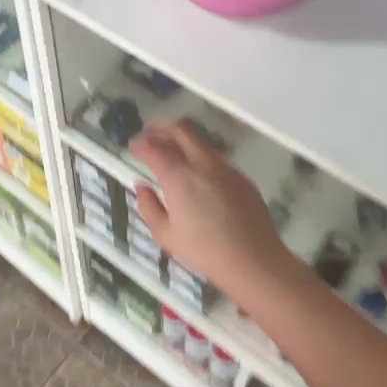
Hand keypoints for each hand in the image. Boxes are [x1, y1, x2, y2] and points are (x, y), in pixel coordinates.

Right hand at [130, 122, 289, 291]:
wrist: (253, 258)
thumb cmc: (203, 250)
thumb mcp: (166, 235)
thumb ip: (149, 207)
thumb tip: (142, 186)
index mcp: (179, 177)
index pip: (154, 148)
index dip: (140, 144)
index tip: (133, 146)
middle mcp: (202, 164)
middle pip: (181, 130)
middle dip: (162, 128)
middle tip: (151, 136)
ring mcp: (225, 168)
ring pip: (201, 141)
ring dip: (183, 141)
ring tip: (173, 154)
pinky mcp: (241, 177)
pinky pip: (216, 158)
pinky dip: (201, 158)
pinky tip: (199, 176)